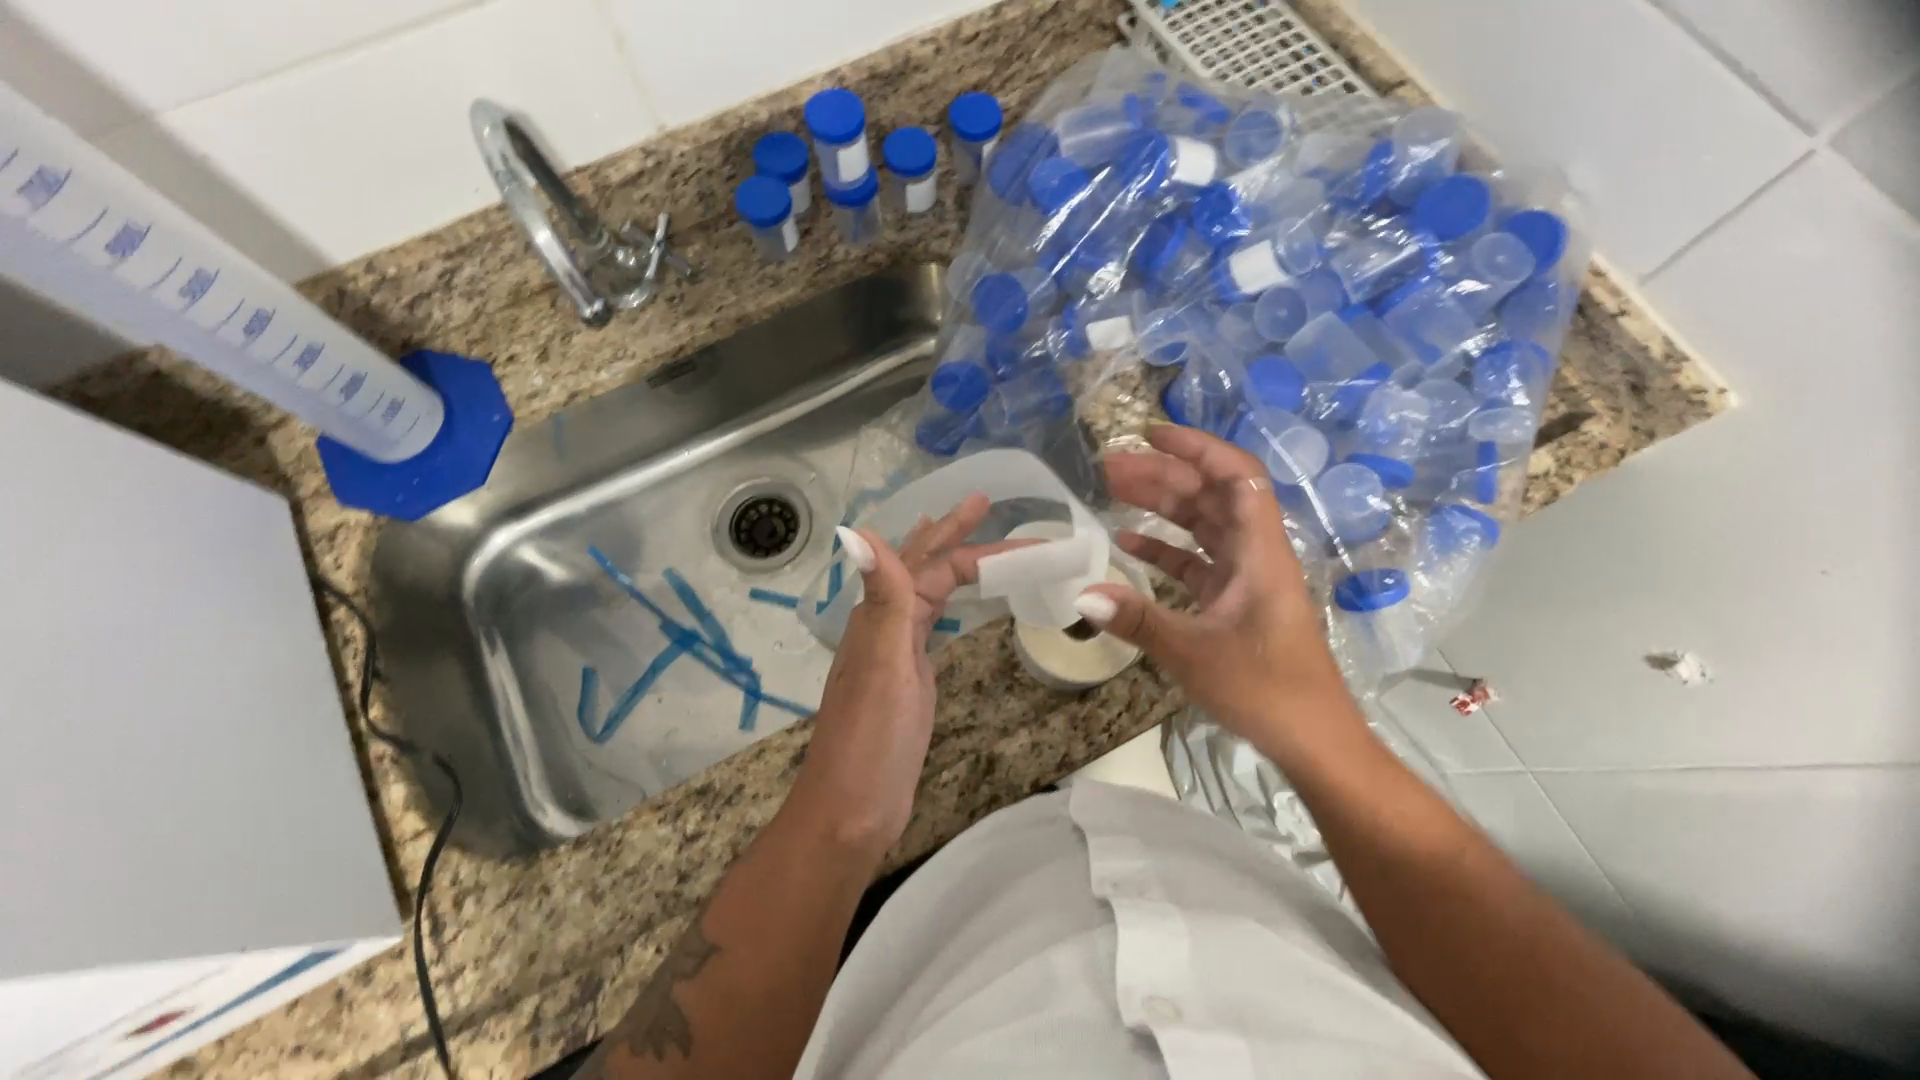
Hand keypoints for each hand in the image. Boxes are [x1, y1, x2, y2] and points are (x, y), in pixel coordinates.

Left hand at [785, 494, 1012, 863]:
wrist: (852, 810)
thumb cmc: (871, 739)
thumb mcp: (883, 664)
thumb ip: (880, 597)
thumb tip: (856, 530)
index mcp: (881, 617)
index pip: (934, 565)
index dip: (975, 545)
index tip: (1025, 536)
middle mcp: (884, 627)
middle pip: (923, 568)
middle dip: (952, 535)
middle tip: (983, 505)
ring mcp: (895, 655)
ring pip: (924, 594)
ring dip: (945, 563)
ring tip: (966, 540)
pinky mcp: (907, 683)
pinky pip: (927, 626)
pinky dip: (942, 605)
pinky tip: (947, 606)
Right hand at [1073, 425, 1366, 765]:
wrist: (1314, 739)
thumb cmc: (1265, 689)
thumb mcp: (1194, 653)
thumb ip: (1138, 619)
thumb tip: (1083, 593)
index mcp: (1260, 553)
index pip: (1237, 476)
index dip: (1198, 447)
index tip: (1151, 435)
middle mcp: (1257, 555)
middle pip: (1213, 496)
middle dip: (1164, 475)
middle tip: (1110, 467)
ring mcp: (1249, 580)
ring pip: (1205, 526)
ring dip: (1163, 507)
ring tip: (1113, 492)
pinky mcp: (1238, 605)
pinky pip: (1200, 562)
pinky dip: (1168, 549)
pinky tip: (1130, 544)